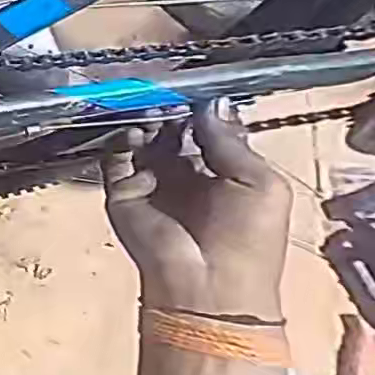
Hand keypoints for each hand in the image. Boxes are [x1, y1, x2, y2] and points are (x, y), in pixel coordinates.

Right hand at [100, 100, 290, 320]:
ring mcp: (150, 182)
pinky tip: (135, 133)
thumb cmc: (247, 238)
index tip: (191, 89)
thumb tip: (212, 102)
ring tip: (151, 113)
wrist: (208, 285)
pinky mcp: (121, 192)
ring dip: (145, 123)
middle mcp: (181, 173)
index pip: (202, 130)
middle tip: (167, 96)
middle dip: (168, 112)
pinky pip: (115, 158)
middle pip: (169, 130)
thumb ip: (231, 141)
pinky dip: (120, 141)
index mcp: (219, 172)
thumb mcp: (260, 184)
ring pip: (141, 139)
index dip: (197, 109)